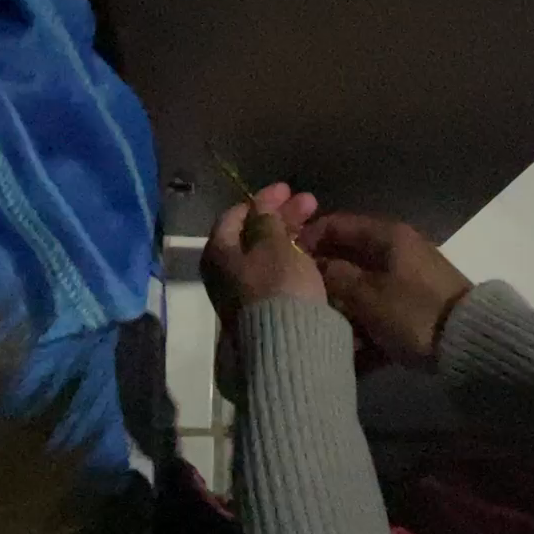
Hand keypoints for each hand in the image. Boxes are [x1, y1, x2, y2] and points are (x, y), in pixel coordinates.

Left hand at [200, 183, 323, 320]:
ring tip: (315, 223)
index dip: (262, 199)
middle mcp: (224, 271)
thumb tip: (258, 204)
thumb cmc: (276, 286)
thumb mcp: (272, 245)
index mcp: (218, 252)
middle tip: (310, 202)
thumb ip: (266, 219)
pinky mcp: (261, 307)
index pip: (235, 215)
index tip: (287, 188)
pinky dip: (290, 256)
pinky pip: (273, 272)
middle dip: (280, 215)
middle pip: (252, 234)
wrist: (286, 345)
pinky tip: (309, 251)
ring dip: (288, 235)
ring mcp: (241, 291)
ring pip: (265, 253)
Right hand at [300, 214, 472, 367]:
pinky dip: (365, 328)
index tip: (285, 262)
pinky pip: (379, 312)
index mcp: (386, 236)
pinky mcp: (414, 308)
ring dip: (343, 310)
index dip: (308, 239)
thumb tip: (312, 265)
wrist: (471, 346)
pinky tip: (354, 353)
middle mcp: (397, 251)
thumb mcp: (367, 294)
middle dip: (324, 283)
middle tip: (303, 303)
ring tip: (327, 333)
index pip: (337, 224)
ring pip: (361, 289)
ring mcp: (407, 280)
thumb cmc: (414, 312)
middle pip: (347, 260)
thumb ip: (334, 275)